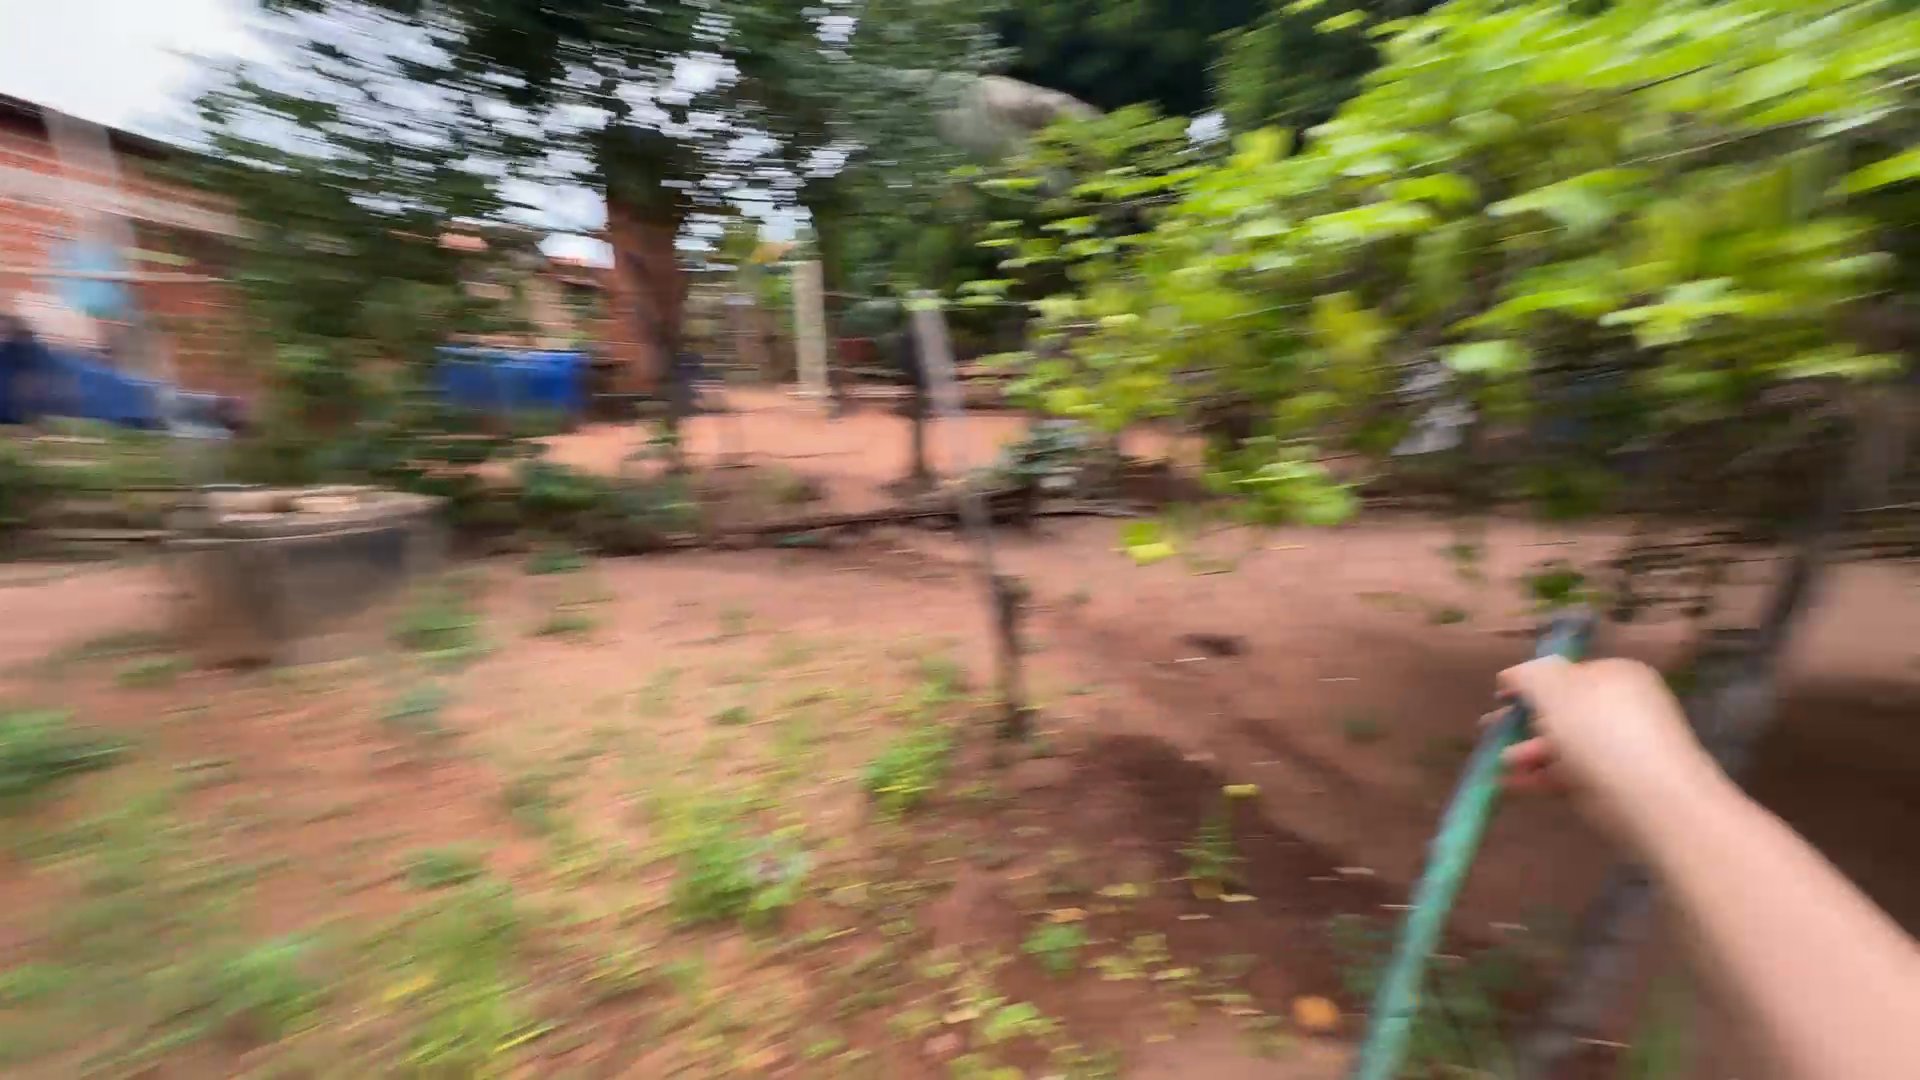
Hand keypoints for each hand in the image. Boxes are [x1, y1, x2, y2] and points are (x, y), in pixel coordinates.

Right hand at [1491, 657, 1718, 844]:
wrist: (1652, 800)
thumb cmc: (1600, 733)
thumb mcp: (1553, 688)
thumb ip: (1527, 673)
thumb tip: (1513, 676)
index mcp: (1615, 677)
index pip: (1564, 672)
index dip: (1529, 682)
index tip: (1502, 697)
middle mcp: (1618, 708)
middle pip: (1556, 709)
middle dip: (1519, 721)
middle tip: (1489, 728)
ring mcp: (1614, 747)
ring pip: (1556, 742)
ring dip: (1523, 751)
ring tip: (1503, 762)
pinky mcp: (1608, 780)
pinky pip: (1562, 771)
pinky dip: (1534, 775)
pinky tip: (1508, 782)